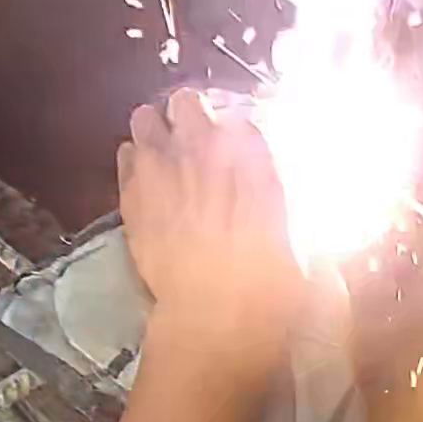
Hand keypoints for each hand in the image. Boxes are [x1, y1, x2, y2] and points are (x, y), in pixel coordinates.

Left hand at [118, 88, 302, 380]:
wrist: (214, 319)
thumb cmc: (270, 288)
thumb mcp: (296, 242)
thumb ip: (279, 199)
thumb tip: (270, 182)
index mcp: (252, 160)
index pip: (241, 116)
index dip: (240, 126)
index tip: (242, 141)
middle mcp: (204, 153)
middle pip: (190, 102)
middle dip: (196, 115)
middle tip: (204, 141)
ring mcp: (161, 172)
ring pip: (146, 118)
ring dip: (159, 130)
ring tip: (170, 154)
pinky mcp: (131, 197)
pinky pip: (126, 155)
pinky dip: (137, 160)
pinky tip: (150, 179)